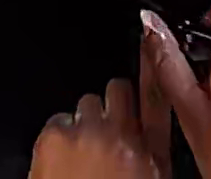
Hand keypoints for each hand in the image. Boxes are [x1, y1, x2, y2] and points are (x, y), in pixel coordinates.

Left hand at [29, 79, 156, 178]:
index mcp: (152, 157)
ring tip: (81, 154)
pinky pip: (58, 121)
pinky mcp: (54, 136)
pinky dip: (58, 138)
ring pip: (87, 103)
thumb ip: (147, 154)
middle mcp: (122, 137)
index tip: (150, 46)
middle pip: (118, 89)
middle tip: (104, 129)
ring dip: (85, 122)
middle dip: (113, 103)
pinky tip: (60, 163)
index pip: (156, 98)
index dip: (152, 70)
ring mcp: (87, 132)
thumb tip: (139, 129)